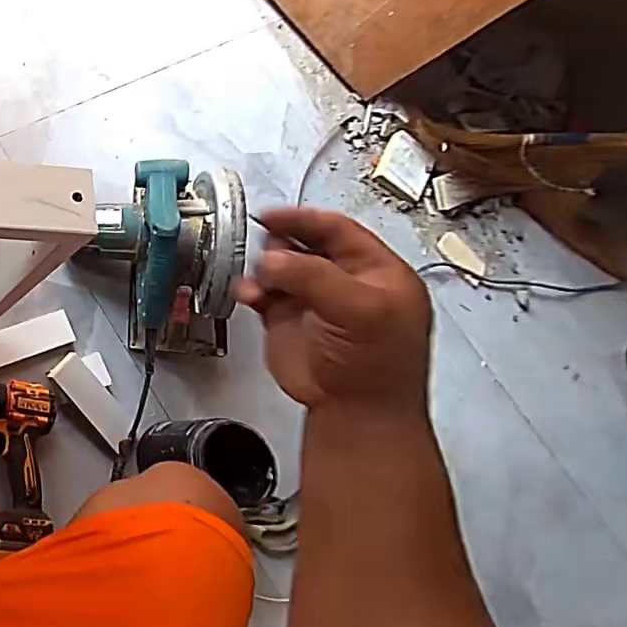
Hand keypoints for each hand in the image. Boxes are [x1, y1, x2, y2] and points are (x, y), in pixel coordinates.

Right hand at [235, 207, 431, 415]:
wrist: (354, 412)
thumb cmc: (376, 366)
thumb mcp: (359, 309)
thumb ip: (315, 276)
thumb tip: (274, 258)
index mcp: (375, 271)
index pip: (338, 230)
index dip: (305, 219)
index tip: (274, 215)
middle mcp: (343, 280)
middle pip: (304, 245)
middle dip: (281, 245)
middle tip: (267, 252)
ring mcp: (313, 299)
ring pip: (279, 267)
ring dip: (264, 269)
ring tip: (260, 282)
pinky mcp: (286, 318)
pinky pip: (262, 293)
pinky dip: (252, 290)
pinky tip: (250, 295)